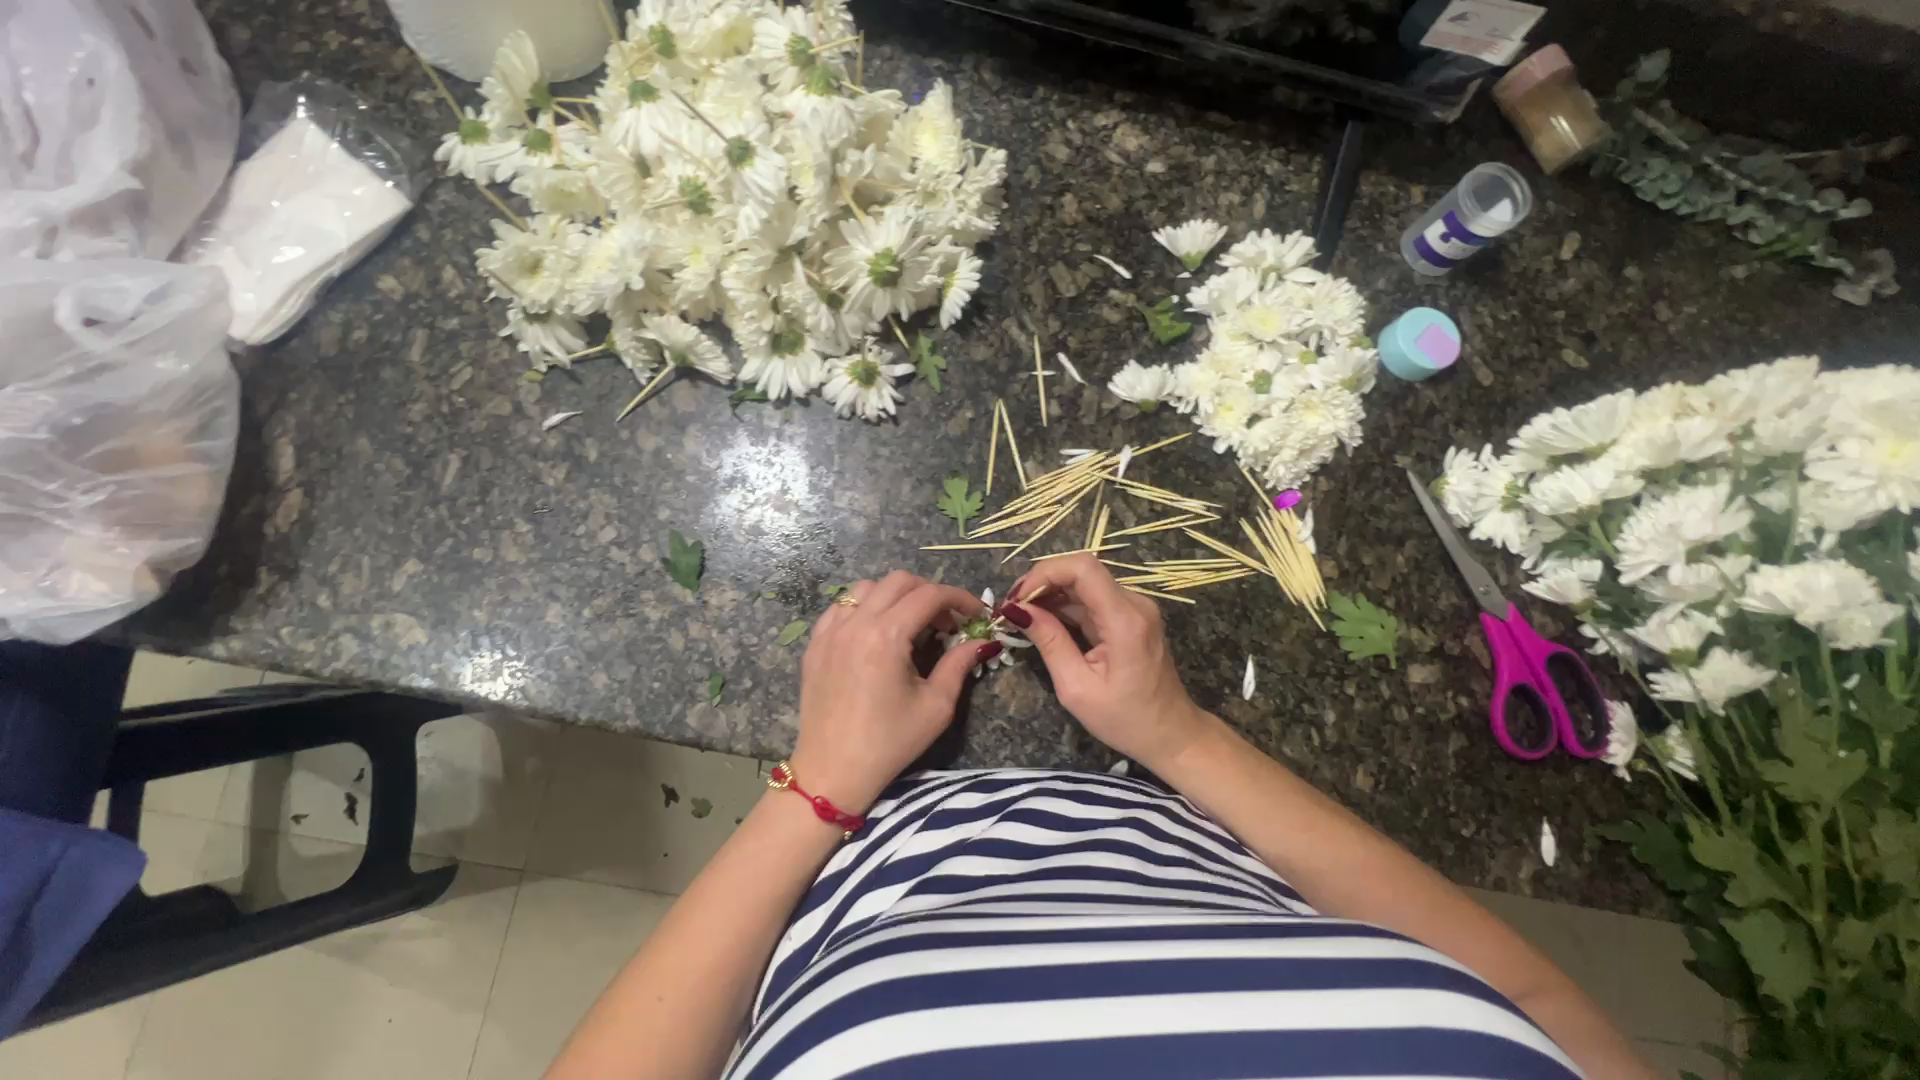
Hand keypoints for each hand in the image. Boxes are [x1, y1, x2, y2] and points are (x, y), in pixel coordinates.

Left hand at [789, 571, 993, 813]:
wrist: (832, 771)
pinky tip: (875, 633)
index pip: (930, 595)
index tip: (976, 615)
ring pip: (866, 588)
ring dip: (895, 596)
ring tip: (910, 625)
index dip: (959, 598)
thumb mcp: (935, 707)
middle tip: (945, 623)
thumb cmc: (889, 743)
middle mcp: (855, 623)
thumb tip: (980, 642)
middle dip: (929, 593)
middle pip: (898, 581)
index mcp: (886, 636)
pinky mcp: (815, 644)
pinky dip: (864, 608)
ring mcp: (830, 631)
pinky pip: (841, 607)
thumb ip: (959, 666)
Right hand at [1002, 554, 1210, 770]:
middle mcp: (1134, 604)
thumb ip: (1049, 642)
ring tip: (1021, 617)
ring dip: (1050, 595)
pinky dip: (1065, 606)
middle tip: (1012, 610)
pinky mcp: (1130, 617)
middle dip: (1042, 583)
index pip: (1083, 568)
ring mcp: (1134, 608)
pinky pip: (1092, 599)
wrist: (1170, 734)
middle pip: (1082, 571)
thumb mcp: (1076, 687)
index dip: (1045, 573)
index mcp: (1125, 620)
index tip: (1016, 599)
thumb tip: (1016, 610)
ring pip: (1084, 583)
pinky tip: (1043, 623)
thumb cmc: (1124, 720)